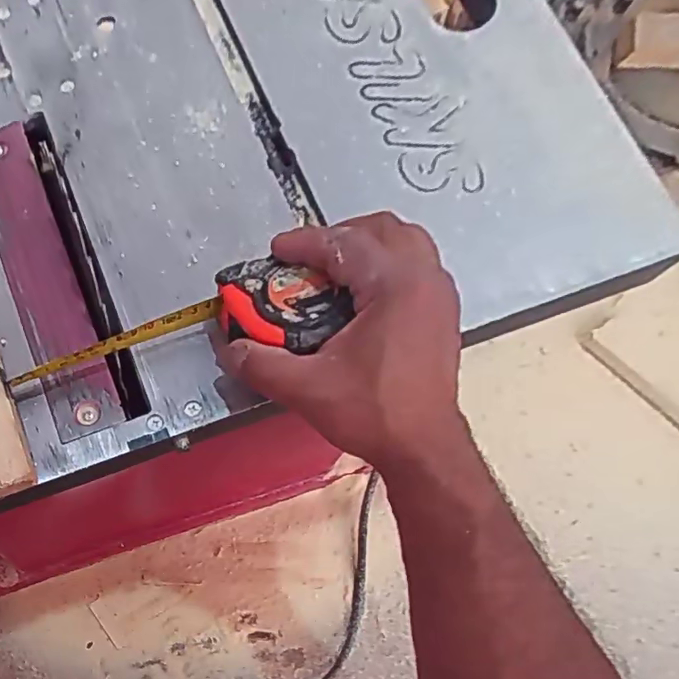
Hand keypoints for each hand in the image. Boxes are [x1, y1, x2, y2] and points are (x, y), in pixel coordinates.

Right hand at [214, 213, 467, 471]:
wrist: (422, 448)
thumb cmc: (383, 417)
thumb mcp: (307, 388)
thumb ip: (262, 364)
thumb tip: (235, 350)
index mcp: (395, 285)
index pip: (342, 242)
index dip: (303, 244)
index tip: (280, 252)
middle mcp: (425, 282)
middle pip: (380, 229)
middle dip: (339, 236)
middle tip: (308, 260)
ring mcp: (440, 299)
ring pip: (405, 244)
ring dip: (367, 248)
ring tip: (335, 274)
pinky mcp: (442, 318)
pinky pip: (417, 271)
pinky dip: (388, 270)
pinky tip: (362, 300)